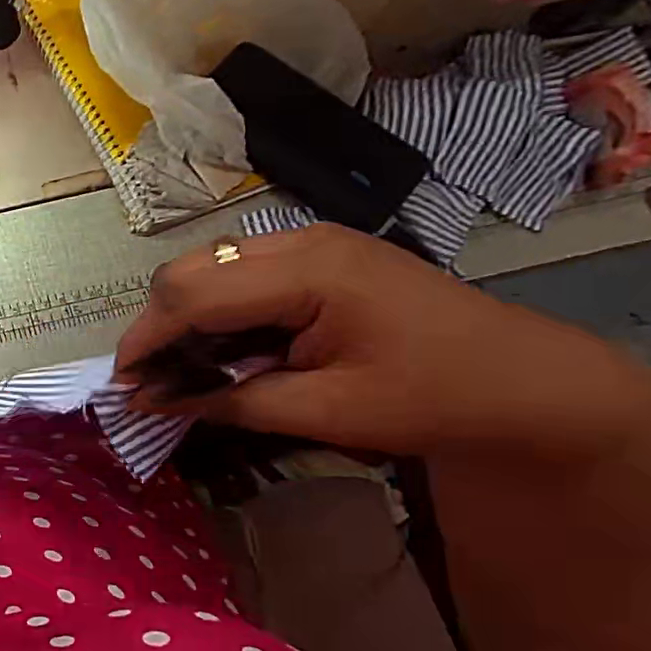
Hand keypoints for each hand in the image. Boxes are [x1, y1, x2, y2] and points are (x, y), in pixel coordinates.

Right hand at [116, 224, 650, 457]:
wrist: (526, 382)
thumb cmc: (433, 398)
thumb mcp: (325, 411)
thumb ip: (231, 400)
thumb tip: (153, 401)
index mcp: (306, 270)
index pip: (192, 293)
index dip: (146, 338)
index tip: (123, 384)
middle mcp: (299, 239)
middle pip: (191, 270)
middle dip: (158, 325)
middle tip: (152, 381)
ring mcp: (310, 241)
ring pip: (209, 267)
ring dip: (184, 317)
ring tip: (182, 369)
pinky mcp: (317, 256)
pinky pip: (239, 274)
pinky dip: (215, 311)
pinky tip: (223, 349)